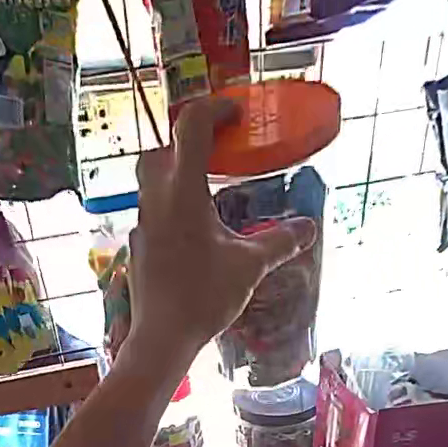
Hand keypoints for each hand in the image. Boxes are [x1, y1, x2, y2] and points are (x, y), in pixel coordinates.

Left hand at [121, 97, 318, 373]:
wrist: (162, 337)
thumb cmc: (204, 297)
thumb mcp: (249, 266)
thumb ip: (280, 242)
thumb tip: (309, 228)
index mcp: (182, 192)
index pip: (191, 126)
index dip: (215, 109)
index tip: (236, 115)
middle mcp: (155, 199)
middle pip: (160, 150)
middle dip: (186, 144)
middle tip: (215, 157)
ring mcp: (141, 224)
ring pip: (151, 183)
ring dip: (177, 178)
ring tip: (207, 197)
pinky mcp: (137, 248)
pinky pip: (152, 214)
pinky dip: (170, 210)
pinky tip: (191, 236)